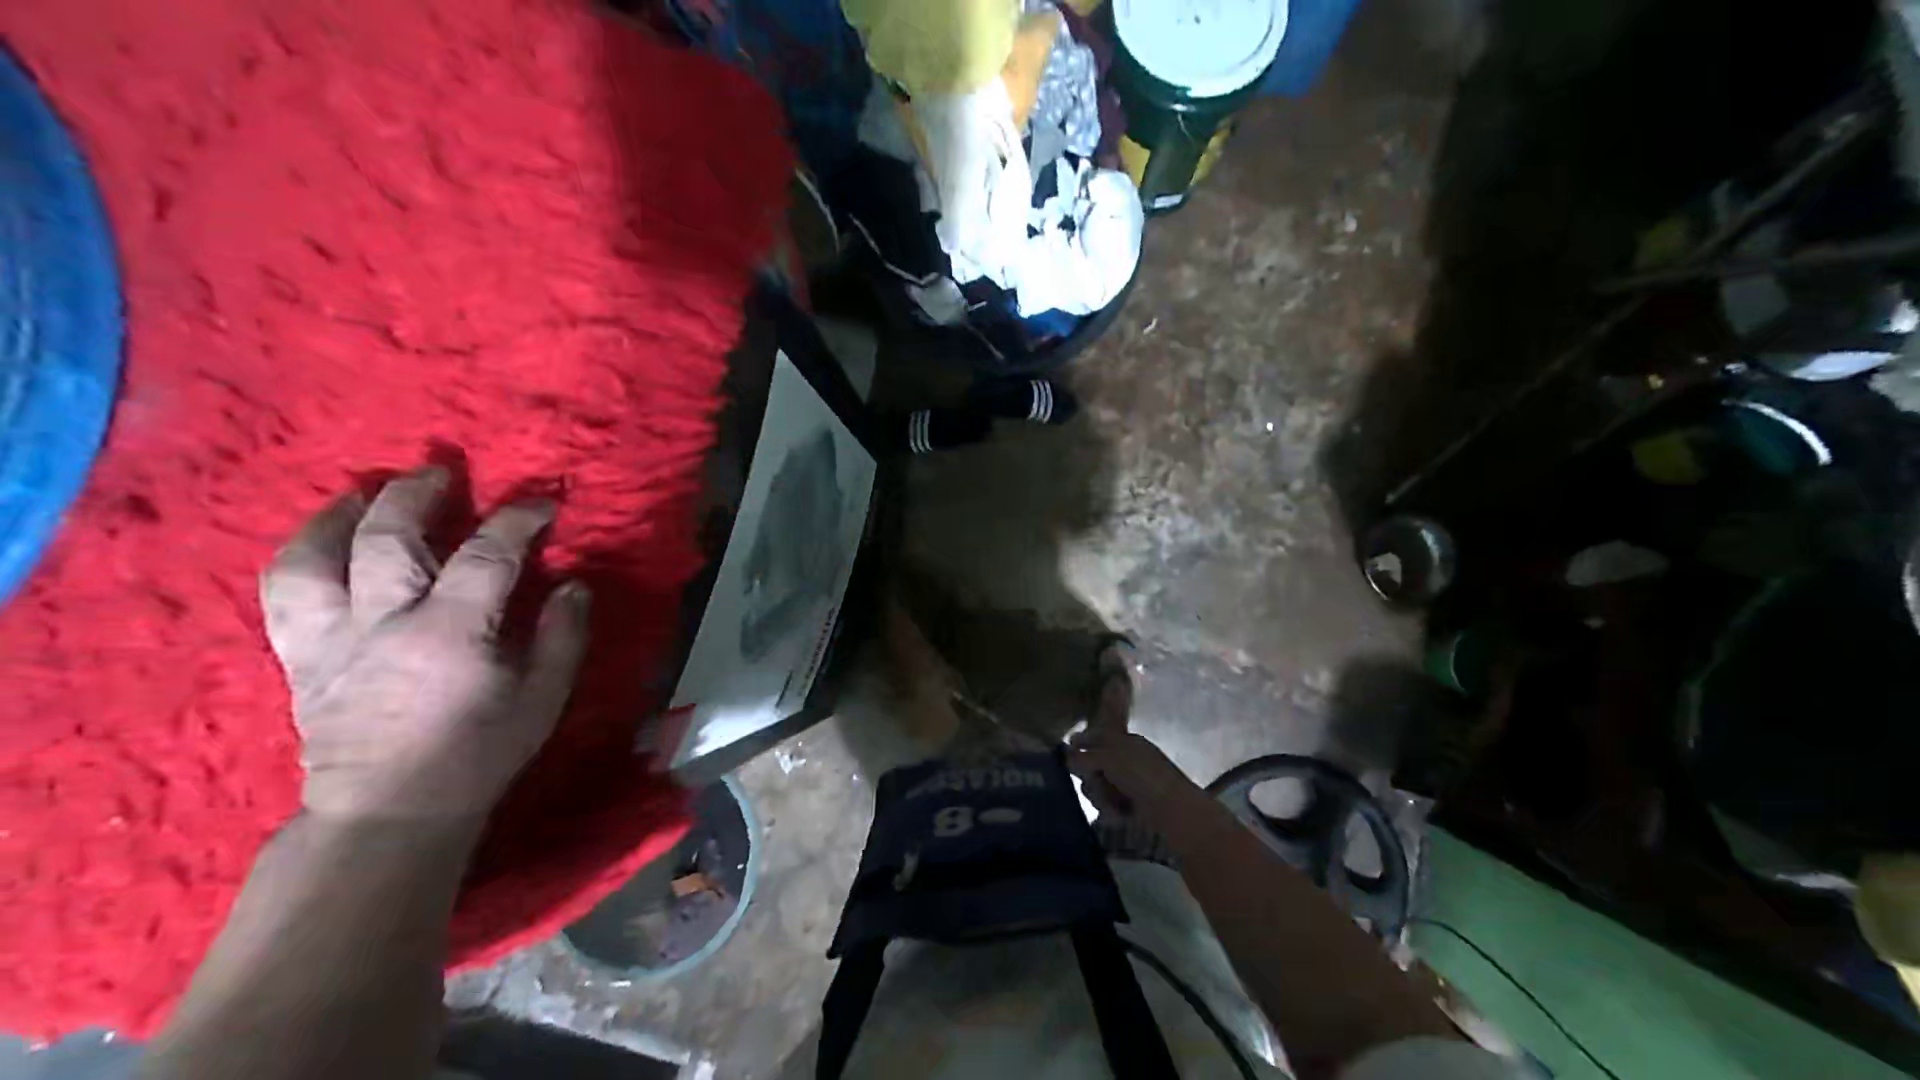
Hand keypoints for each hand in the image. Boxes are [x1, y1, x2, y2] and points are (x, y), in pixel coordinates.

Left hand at [260, 467, 590, 825]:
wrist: (391, 810)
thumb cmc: (481, 752)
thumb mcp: (545, 697)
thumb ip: (564, 636)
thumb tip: (573, 585)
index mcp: (452, 633)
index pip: (488, 555)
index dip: (519, 520)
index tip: (542, 505)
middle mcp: (384, 623)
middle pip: (391, 538)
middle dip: (419, 494)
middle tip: (444, 473)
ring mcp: (332, 638)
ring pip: (316, 557)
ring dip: (341, 514)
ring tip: (365, 492)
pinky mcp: (301, 656)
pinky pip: (283, 593)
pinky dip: (301, 554)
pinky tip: (322, 539)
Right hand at [1067, 729, 1211, 833]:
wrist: (1171, 809)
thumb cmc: (1141, 775)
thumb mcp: (1110, 758)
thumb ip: (1085, 756)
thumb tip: (1066, 755)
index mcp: (1126, 742)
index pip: (1099, 735)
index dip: (1083, 740)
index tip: (1069, 745)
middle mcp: (1126, 760)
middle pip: (1093, 763)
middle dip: (1089, 775)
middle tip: (1093, 780)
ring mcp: (1128, 783)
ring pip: (1097, 785)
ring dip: (1100, 795)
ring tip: (1109, 803)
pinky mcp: (1129, 804)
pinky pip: (1107, 803)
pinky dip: (1109, 808)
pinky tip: (1117, 813)